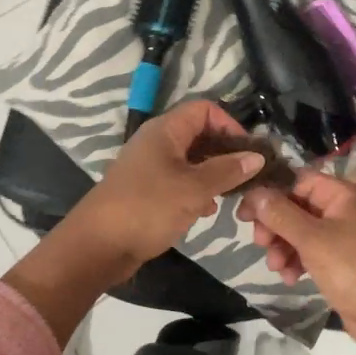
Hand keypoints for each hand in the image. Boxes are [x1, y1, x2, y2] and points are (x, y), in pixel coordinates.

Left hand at [66, 99, 266, 270]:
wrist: (98, 245)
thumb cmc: (147, 208)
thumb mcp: (194, 188)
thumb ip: (227, 171)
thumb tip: (257, 156)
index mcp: (165, 131)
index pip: (204, 109)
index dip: (229, 124)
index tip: (248, 152)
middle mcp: (157, 143)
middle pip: (200, 135)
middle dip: (226, 153)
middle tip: (248, 177)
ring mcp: (150, 167)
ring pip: (191, 161)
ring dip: (213, 175)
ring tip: (232, 196)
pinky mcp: (147, 191)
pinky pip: (180, 182)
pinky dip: (197, 191)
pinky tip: (207, 210)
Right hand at [238, 170, 355, 354]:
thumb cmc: (353, 268)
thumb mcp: (312, 239)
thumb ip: (280, 213)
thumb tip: (253, 192)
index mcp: (344, 195)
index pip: (299, 181)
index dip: (271, 194)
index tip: (245, 214)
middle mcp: (344, 210)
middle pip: (297, 207)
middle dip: (276, 226)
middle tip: (260, 244)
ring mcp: (344, 237)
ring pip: (301, 232)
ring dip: (284, 247)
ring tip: (278, 268)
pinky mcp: (342, 262)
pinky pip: (311, 253)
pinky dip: (298, 261)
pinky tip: (291, 278)